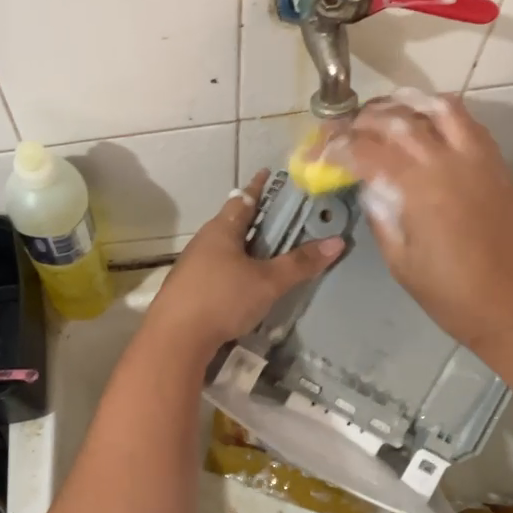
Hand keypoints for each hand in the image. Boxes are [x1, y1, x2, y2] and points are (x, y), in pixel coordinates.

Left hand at [144, 171, 342, 352]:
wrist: (175, 338)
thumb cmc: (222, 299)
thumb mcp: (267, 281)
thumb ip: (300, 263)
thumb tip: (337, 241)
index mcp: (221, 230)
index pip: (243, 199)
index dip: (258, 187)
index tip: (269, 174)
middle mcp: (204, 242)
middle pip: (233, 223)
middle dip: (256, 219)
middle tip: (283, 218)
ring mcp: (194, 266)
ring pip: (226, 248)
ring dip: (247, 247)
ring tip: (271, 252)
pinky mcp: (191, 289)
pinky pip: (219, 270)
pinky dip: (237, 269)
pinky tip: (248, 283)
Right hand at [327, 89, 512, 349]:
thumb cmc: (453, 295)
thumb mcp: (400, 261)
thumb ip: (380, 215)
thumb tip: (366, 186)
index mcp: (419, 189)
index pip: (366, 150)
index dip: (336, 147)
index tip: (318, 151)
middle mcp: (449, 162)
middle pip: (397, 120)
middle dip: (362, 120)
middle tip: (341, 130)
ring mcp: (478, 158)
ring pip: (437, 107)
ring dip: (403, 105)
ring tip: (380, 115)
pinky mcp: (496, 164)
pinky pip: (466, 122)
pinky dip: (438, 113)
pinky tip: (422, 126)